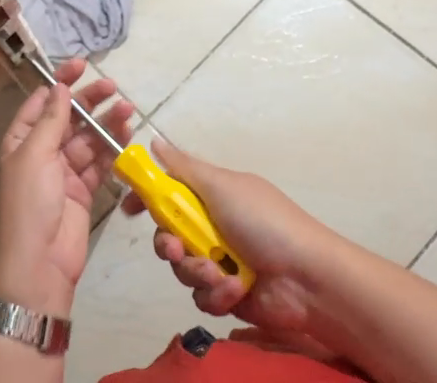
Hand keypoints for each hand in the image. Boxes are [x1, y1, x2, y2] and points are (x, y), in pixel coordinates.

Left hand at [0, 59, 133, 317]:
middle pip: (68, 118)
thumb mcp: (35, 155)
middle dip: (89, 101)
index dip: (61, 82)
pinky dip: (112, 149)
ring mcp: (62, 172)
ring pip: (87, 139)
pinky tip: (127, 135)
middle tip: (113, 87)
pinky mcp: (82, 191)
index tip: (82, 65)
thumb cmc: (28, 203)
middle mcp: (40, 152)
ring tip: (129, 109)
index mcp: (20, 140)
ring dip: (106, 124)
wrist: (38, 264)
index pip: (42, 102)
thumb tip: (59, 88)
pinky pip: (99, 163)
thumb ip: (51, 121)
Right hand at [122, 140, 340, 345]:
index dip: (146, 199)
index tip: (129, 209)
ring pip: (181, 267)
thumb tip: (154, 141)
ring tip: (218, 274)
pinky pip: (200, 295)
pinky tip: (234, 290)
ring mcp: (220, 260)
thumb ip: (183, 168)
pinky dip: (215, 293)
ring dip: (196, 270)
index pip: (169, 191)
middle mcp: (212, 225)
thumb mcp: (221, 186)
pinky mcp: (227, 293)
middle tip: (178, 248)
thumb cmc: (264, 222)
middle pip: (168, 233)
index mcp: (212, 195)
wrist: (308, 280)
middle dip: (170, 243)